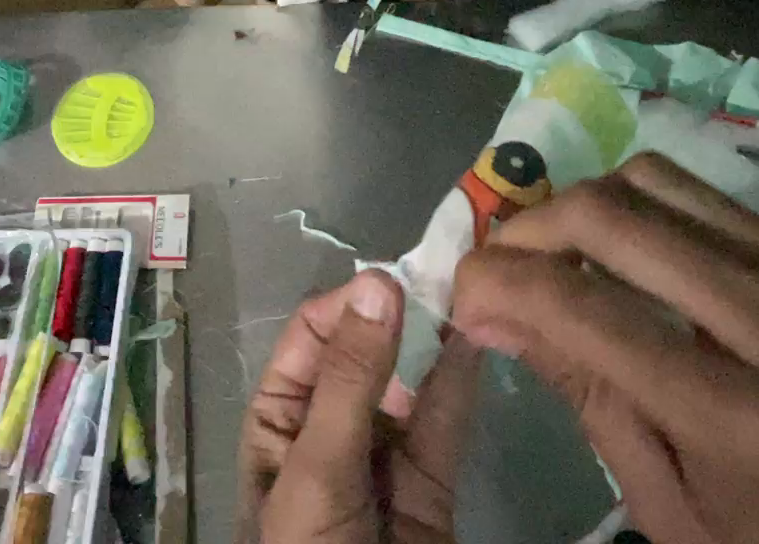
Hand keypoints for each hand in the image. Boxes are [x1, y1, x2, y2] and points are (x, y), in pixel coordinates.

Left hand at [237, 270, 480, 543]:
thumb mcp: (318, 468)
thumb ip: (351, 380)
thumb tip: (377, 284)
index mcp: (280, 414)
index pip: (314, 334)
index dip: (351, 301)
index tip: (398, 277)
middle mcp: (329, 422)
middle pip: (365, 351)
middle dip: (399, 313)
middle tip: (449, 270)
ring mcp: (381, 454)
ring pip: (408, 383)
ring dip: (435, 339)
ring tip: (472, 293)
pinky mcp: (428, 488)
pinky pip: (442, 426)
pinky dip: (460, 384)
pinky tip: (478, 341)